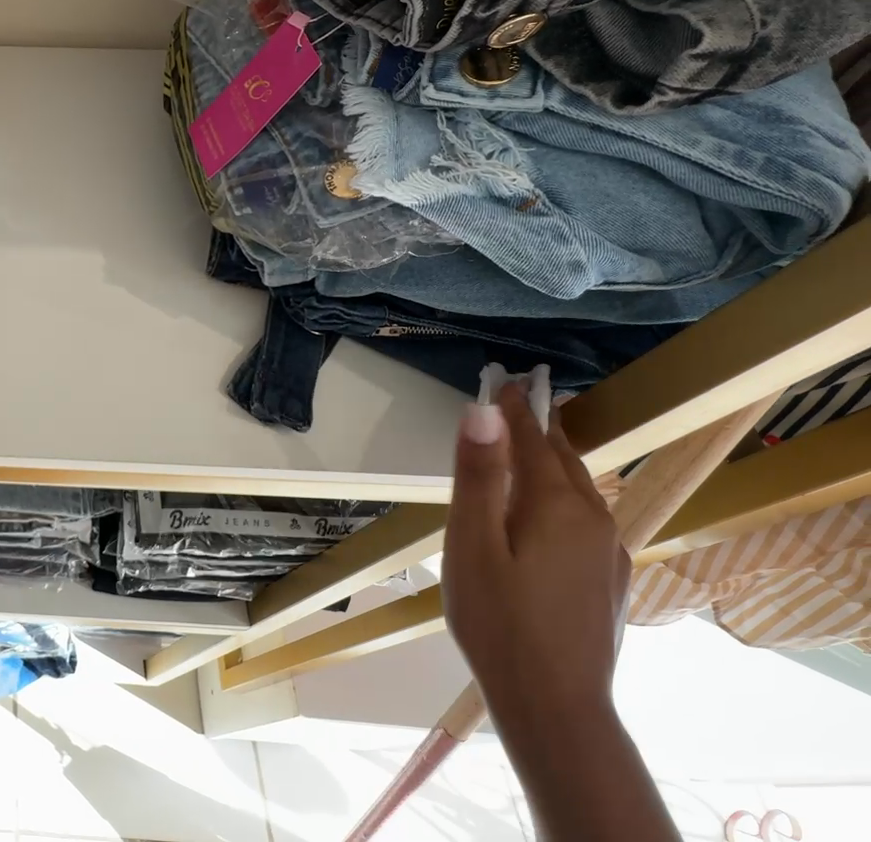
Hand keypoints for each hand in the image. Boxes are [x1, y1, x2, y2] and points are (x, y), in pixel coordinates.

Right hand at [443, 383, 630, 721]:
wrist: (555, 701)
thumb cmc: (497, 618)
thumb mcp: (472, 543)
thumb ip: (479, 477)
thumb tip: (483, 412)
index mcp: (556, 505)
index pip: (532, 440)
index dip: (513, 409)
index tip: (500, 379)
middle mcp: (593, 520)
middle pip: (562, 461)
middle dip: (537, 428)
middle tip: (514, 400)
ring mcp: (607, 552)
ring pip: (579, 491)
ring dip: (552, 461)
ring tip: (527, 446)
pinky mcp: (609, 580)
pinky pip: (585, 520)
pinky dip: (563, 496)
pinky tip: (548, 512)